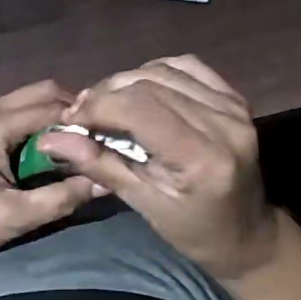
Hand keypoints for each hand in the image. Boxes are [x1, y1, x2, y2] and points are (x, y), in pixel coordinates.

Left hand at [0, 80, 100, 271]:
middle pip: (44, 92)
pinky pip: (20, 113)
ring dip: (58, 118)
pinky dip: (42, 124)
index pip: (53, 107)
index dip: (84, 122)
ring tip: (82, 147)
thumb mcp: (17, 217)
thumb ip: (64, 196)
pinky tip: (55, 150)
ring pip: (32, 100)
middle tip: (98, 142)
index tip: (111, 142)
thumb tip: (107, 179)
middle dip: (74, 113)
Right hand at [38, 55, 278, 280]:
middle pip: (148, 86)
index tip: (70, 120)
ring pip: (163, 71)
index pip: (140, 110)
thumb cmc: (194, 230)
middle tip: (81, 114)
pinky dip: (155, 71)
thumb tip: (51, 138)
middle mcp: (223, 123)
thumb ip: (100, 165)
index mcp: (203, 159)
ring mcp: (233, 106)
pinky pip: (186, 66)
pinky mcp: (234, 97)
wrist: (249, 233)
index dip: (98, 107)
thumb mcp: (144, 205)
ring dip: (125, 82)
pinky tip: (139, 89)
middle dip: (106, 95)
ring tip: (105, 102)